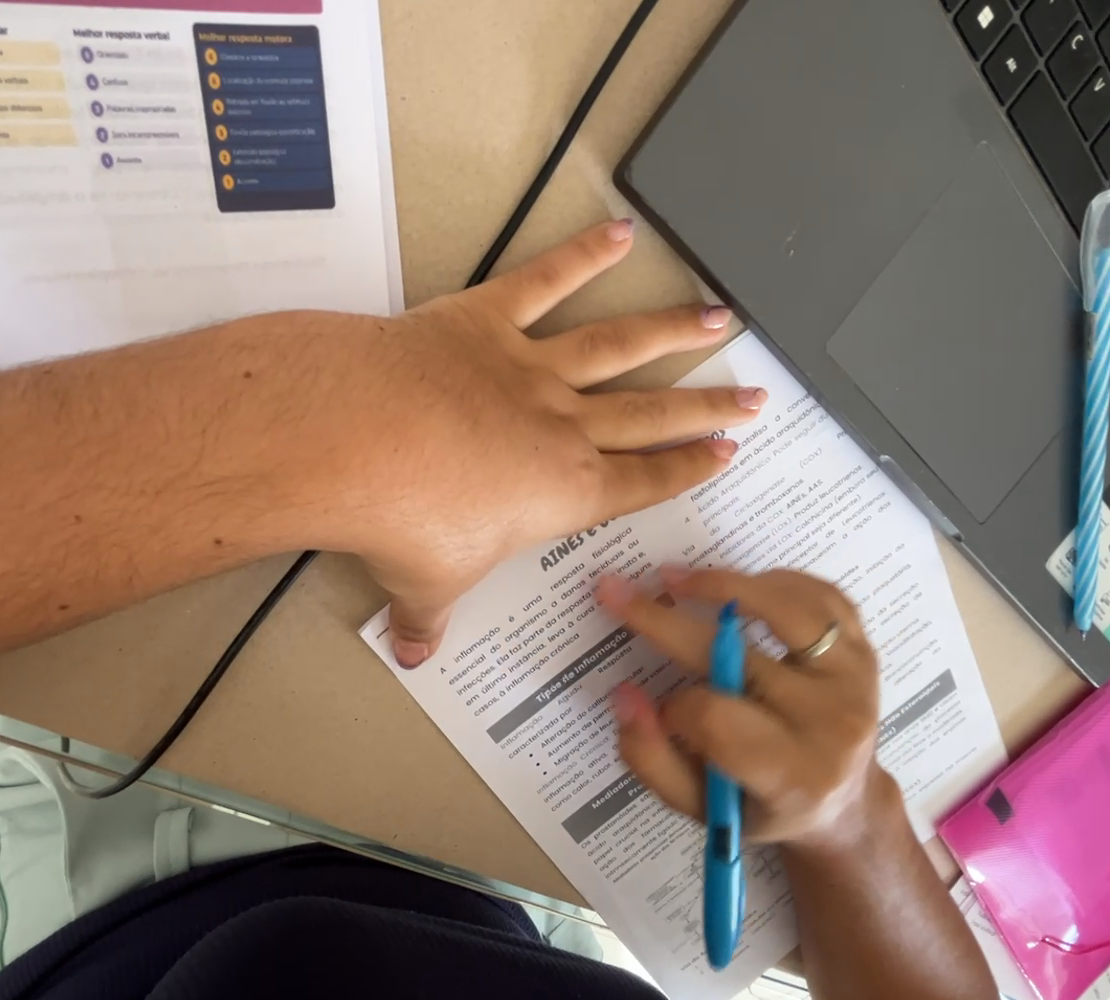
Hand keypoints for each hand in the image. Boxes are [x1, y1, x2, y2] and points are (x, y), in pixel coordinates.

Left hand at [321, 220, 765, 666]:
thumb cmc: (402, 521)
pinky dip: (581, 255)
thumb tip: (416, 657)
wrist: (356, 444)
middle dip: (707, 407)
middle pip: (651, 416)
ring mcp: (529, 369)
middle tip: (753, 394)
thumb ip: (428, 620)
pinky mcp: (486, 321)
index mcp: (561, 493)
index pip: (641, 482)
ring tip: (719, 318)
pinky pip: (544, 282)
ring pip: (620, 347)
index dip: (686, 469)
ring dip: (673, 331)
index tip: (727, 451)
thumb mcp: (423, 585)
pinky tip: (618, 233)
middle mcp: (561, 427)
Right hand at [598, 566, 884, 848]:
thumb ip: (651, 758)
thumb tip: (623, 694)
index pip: (715, 718)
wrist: (842, 805)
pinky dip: (777, 582)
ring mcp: (856, 682)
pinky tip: (739, 586)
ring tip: (674, 579)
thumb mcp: (698, 807)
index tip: (659, 708)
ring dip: (724, 585)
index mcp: (794, 775)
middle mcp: (834, 724)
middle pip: (740, 653)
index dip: (673, 707)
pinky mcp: (865, 652)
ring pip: (789, 609)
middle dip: (665, 621)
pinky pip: (824, 597)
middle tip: (616, 592)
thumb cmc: (759, 805)